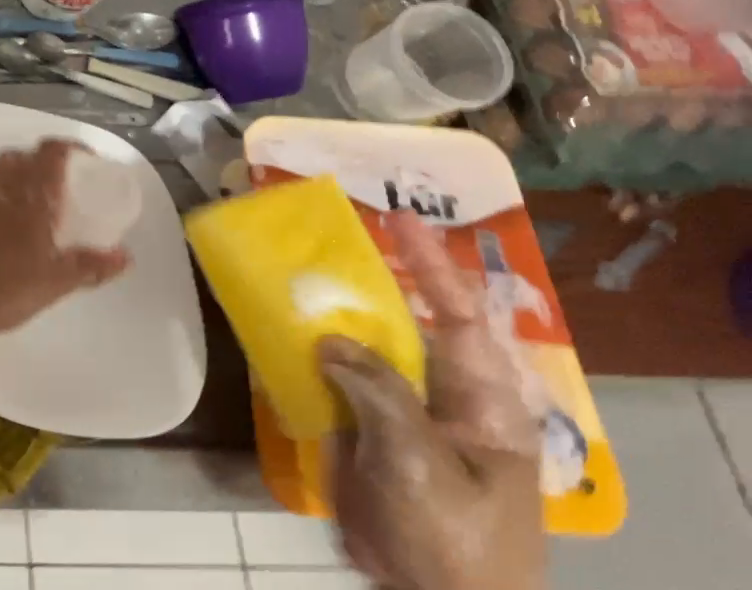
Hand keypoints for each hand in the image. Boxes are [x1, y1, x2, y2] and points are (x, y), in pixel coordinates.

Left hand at [0, 139, 129, 344]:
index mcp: (29, 194)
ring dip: (25, 176)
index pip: (50, 152)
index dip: (72, 149)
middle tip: (69, 186)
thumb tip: (125, 256)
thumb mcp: (56, 281)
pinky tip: (18, 223)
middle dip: (47, 162)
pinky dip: (7, 194)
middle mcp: (2, 187)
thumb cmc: (4, 287)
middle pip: (24, 156)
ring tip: (46, 203)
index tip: (91, 163)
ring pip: (3, 171)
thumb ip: (91, 266)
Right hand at [318, 210, 544, 589]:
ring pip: (363, 352)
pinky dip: (304, 357)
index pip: (460, 316)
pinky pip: (332, 384)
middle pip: (405, 326)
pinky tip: (275, 333)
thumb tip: (330, 340)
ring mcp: (399, 416)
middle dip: (372, 282)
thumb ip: (380, 394)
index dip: (430, 266)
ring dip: (329, 317)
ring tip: (293, 278)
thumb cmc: (452, 534)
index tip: (397, 220)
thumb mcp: (422, 463)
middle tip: (327, 242)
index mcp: (480, 400)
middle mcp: (440, 396)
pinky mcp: (363, 435)